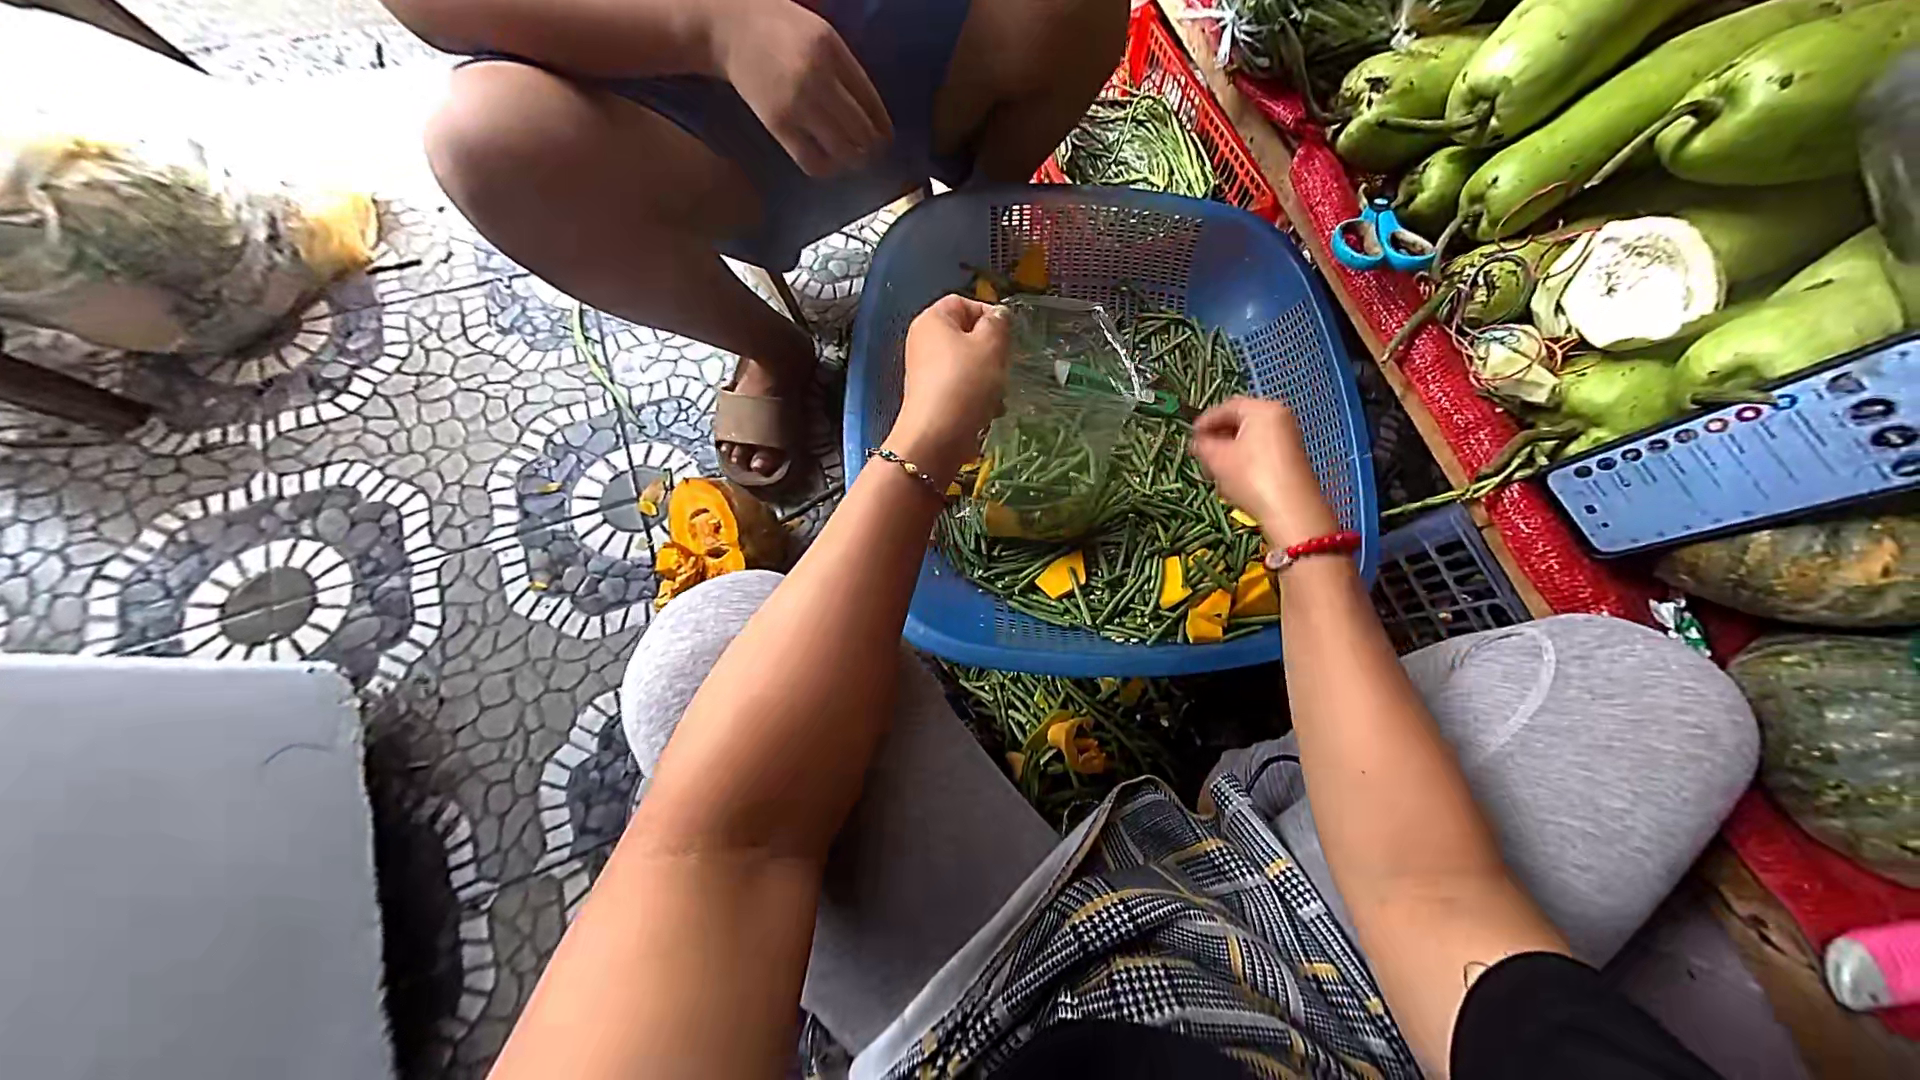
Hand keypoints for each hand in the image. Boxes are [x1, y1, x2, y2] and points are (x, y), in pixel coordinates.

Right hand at [710, 0, 892, 176]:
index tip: (887, 140)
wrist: (729, 28)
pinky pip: (812, 160)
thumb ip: (845, 67)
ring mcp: (797, 104)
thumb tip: (871, 112)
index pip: (870, 100)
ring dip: (853, 161)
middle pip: (860, 129)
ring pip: (841, 149)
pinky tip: (829, 163)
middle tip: (873, 156)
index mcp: (832, 50)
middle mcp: (818, 78)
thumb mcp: (820, 33)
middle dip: (872, 148)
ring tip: (853, 161)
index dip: (882, 126)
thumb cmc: (779, 28)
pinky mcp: (779, 125)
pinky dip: (826, 168)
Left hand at [888, 296, 1010, 485]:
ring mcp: (925, 372)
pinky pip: (960, 388)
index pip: (965, 302)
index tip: (1006, 338)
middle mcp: (923, 342)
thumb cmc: (965, 384)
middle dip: (991, 352)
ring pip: (968, 365)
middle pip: (967, 336)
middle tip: (1002, 368)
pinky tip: (985, 412)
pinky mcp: (931, 398)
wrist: (937, 437)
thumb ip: (999, 324)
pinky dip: (976, 397)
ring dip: (988, 379)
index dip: (989, 316)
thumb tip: (998, 315)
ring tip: (995, 396)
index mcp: (932, 320)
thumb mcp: (991, 346)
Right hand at [1190, 397, 1339, 549]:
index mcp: (1263, 410)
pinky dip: (1243, 458)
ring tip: (1214, 468)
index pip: (1228, 407)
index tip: (1191, 436)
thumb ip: (1202, 444)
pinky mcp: (1291, 458)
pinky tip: (1232, 477)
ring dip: (1228, 450)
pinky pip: (1260, 450)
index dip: (1205, 421)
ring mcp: (1288, 438)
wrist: (1290, 510)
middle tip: (1200, 452)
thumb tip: (1198, 441)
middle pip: (1241, 421)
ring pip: (1249, 437)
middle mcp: (1280, 418)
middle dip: (1218, 436)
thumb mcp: (1217, 458)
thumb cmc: (1251, 477)